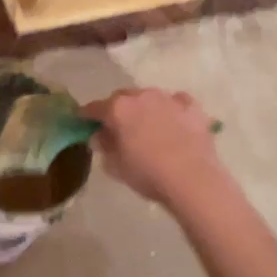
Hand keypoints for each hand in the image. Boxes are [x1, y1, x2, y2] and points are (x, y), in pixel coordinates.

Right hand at [85, 88, 228, 206]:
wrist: (192, 179)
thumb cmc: (147, 174)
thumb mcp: (115, 166)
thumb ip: (104, 146)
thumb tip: (100, 136)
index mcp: (117, 109)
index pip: (94, 107)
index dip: (86, 115)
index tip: (83, 121)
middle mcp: (140, 96)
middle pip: (121, 98)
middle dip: (117, 110)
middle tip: (118, 127)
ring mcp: (167, 98)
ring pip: (149, 97)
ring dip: (144, 108)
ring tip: (148, 126)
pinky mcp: (191, 107)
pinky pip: (176, 102)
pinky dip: (171, 109)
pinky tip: (174, 121)